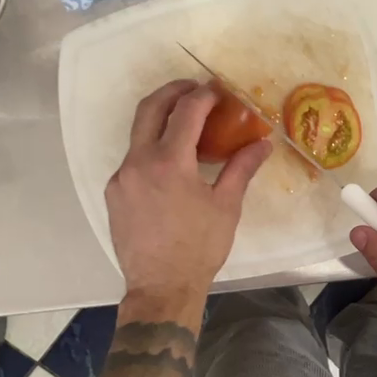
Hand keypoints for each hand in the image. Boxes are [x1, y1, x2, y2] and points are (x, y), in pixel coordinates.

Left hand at [106, 79, 270, 305]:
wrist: (161, 287)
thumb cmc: (200, 248)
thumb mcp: (226, 206)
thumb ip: (241, 168)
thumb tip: (262, 143)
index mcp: (169, 162)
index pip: (185, 112)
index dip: (203, 95)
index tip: (218, 90)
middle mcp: (138, 162)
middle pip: (150, 109)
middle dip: (173, 92)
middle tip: (194, 89)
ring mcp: (121, 177)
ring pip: (138, 134)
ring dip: (160, 121)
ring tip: (186, 126)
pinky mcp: (114, 192)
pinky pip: (132, 159)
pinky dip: (151, 150)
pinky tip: (171, 164)